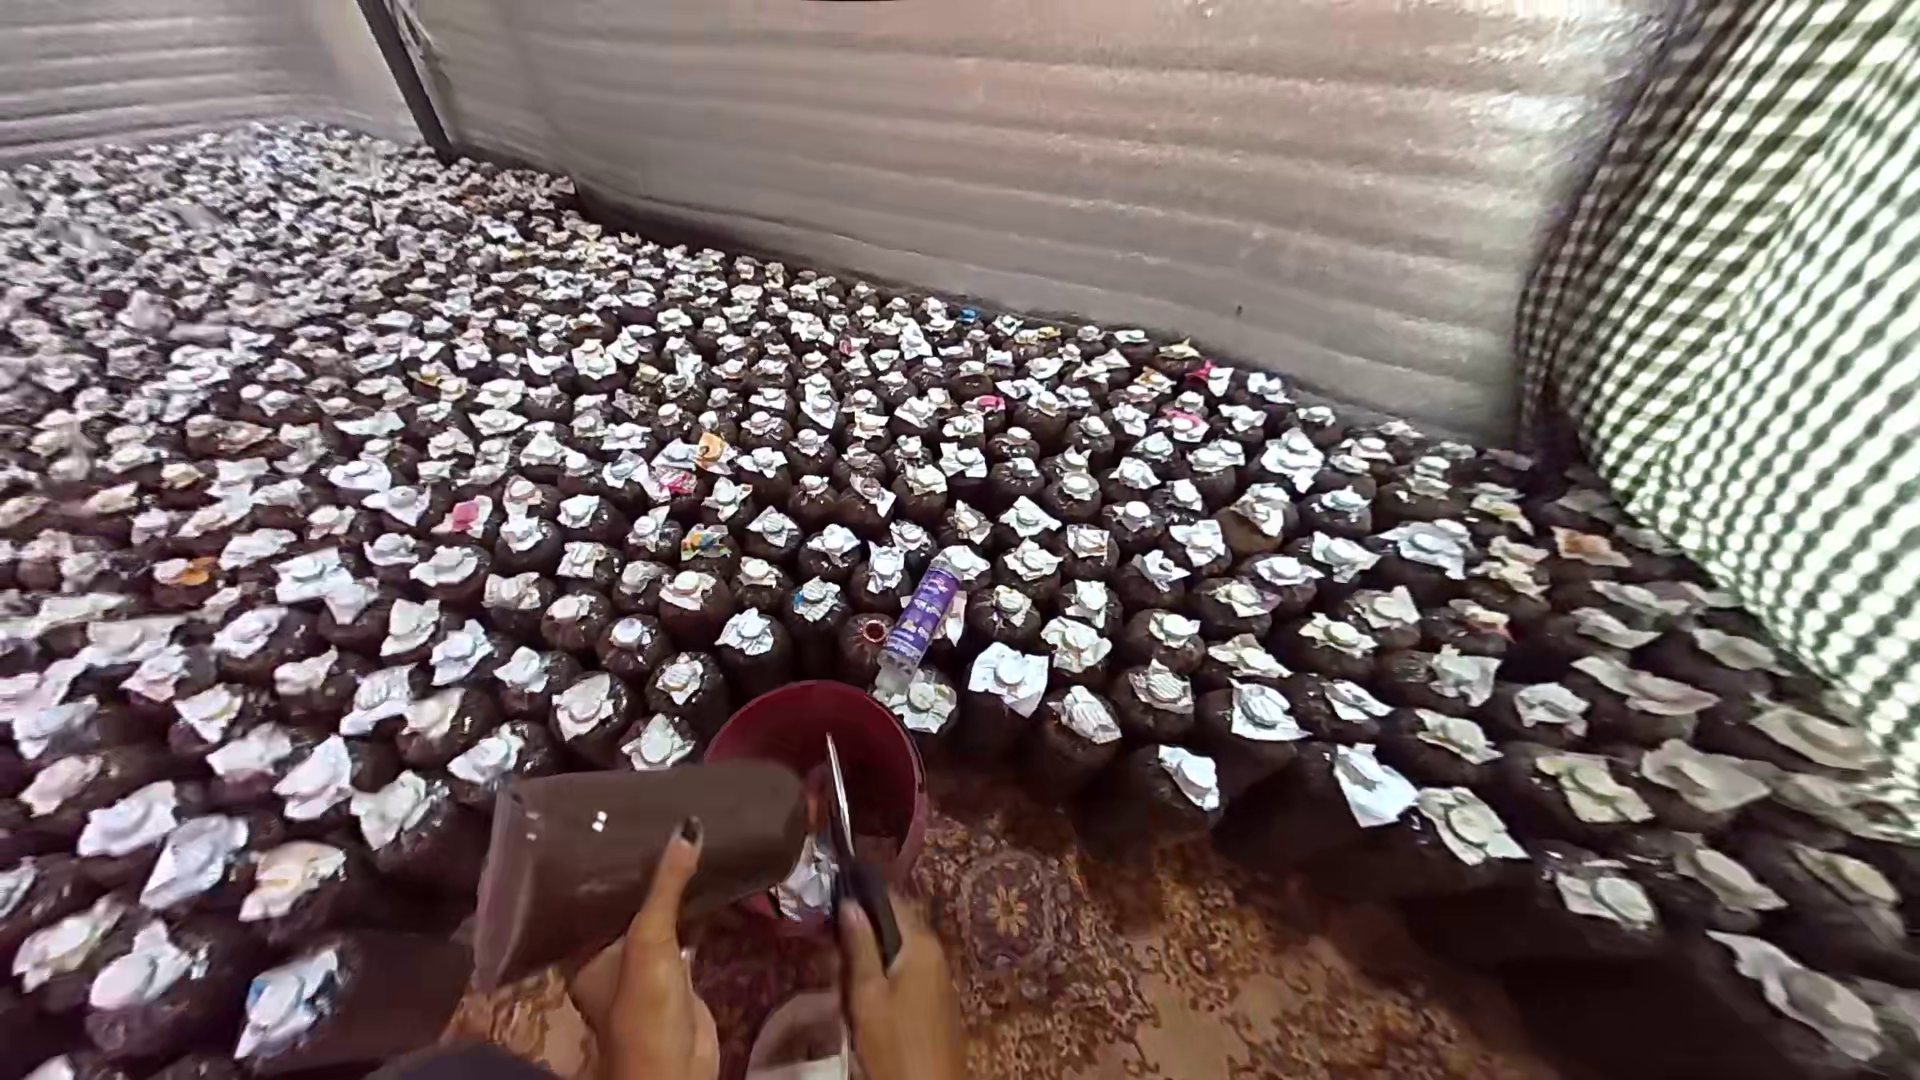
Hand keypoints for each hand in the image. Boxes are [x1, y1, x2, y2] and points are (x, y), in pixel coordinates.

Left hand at [570, 819, 718, 1079]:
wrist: (676, 1071)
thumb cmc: (644, 1009)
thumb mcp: (650, 940)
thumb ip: (668, 884)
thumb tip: (690, 825)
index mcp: (586, 953)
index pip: (593, 896)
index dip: (609, 862)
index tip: (627, 821)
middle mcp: (612, 955)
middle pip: (631, 902)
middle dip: (650, 868)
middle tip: (669, 820)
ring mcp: (646, 964)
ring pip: (662, 912)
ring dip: (677, 885)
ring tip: (694, 838)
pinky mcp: (678, 970)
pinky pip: (687, 927)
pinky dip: (700, 905)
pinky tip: (715, 876)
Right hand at [838, 891, 964, 1079]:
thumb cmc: (895, 1045)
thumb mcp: (868, 997)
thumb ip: (859, 947)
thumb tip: (850, 902)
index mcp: (921, 942)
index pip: (891, 901)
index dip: (862, 902)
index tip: (835, 914)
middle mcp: (935, 950)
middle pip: (894, 927)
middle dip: (864, 939)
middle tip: (837, 964)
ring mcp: (939, 975)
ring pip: (898, 953)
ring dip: (873, 963)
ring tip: (848, 987)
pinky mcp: (937, 998)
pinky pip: (908, 973)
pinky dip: (887, 980)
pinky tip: (868, 1004)